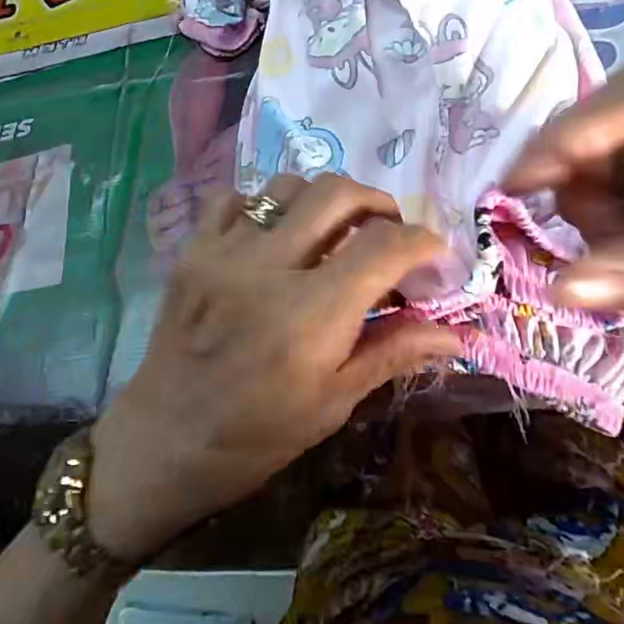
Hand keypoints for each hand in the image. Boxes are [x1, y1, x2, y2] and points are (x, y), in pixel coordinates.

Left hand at [89, 175, 461, 561]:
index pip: (384, 245)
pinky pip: (232, 199)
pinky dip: (263, 206)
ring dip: (321, 200)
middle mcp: (267, 268)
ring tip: (331, 232)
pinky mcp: (191, 252)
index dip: (422, 241)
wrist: (165, 437)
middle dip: (377, 203)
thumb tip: (458, 332)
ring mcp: (222, 253)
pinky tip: (271, 237)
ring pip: (285, 186)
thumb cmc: (255, 435)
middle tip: (387, 231)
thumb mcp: (332, 402)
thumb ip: (392, 352)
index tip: (433, 255)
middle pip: (336, 193)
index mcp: (310, 315)